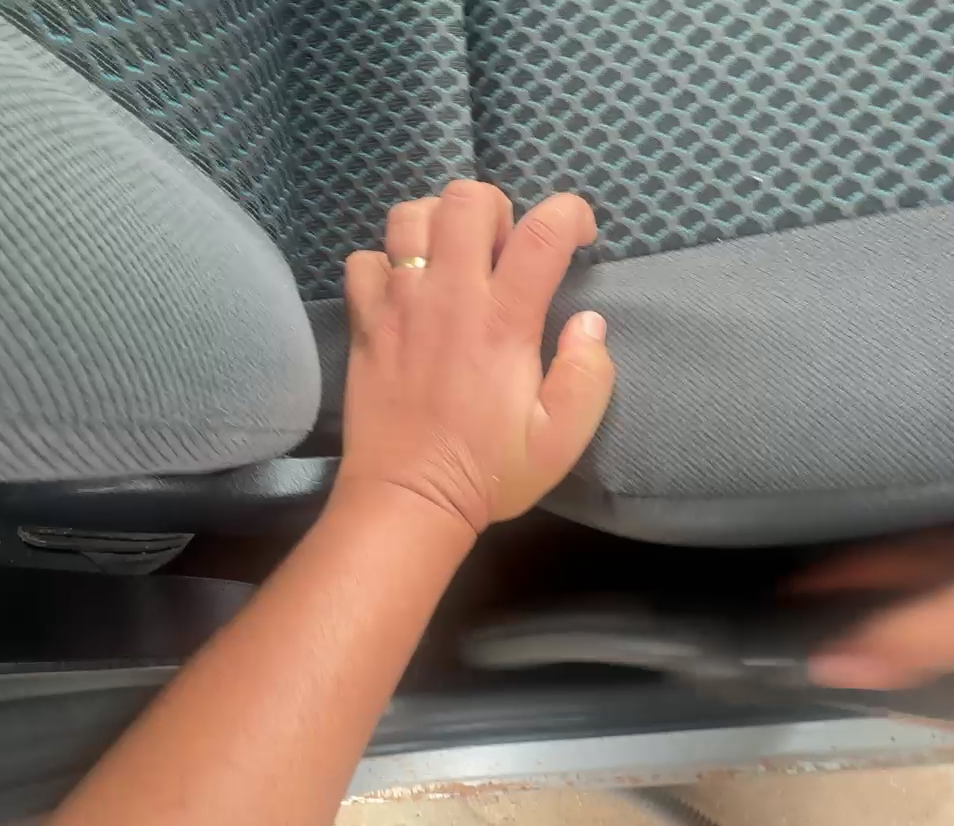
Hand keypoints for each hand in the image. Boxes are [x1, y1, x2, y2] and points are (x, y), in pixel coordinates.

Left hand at [336, 180, 614, 535]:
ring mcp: (398, 304)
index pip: (543, 231)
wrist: (408, 498)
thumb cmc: (489, 472)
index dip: (570, 214)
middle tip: (506, 250)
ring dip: (439, 224)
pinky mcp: (364, 323)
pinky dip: (387, 263)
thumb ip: (588, 375)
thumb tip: (589, 322)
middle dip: (498, 208)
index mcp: (504, 320)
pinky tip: (406, 293)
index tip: (580, 237)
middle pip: (466, 200)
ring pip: (410, 216)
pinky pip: (365, 261)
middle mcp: (448, 296)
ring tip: (454, 260)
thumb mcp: (562, 438)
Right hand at [799, 530, 953, 689]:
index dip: (813, 585)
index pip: (856, 564)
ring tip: (883, 683)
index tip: (777, 608)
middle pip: (885, 594)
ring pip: (928, 623)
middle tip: (820, 653)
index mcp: (942, 550)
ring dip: (904, 652)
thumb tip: (826, 665)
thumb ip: (906, 639)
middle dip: (850, 621)